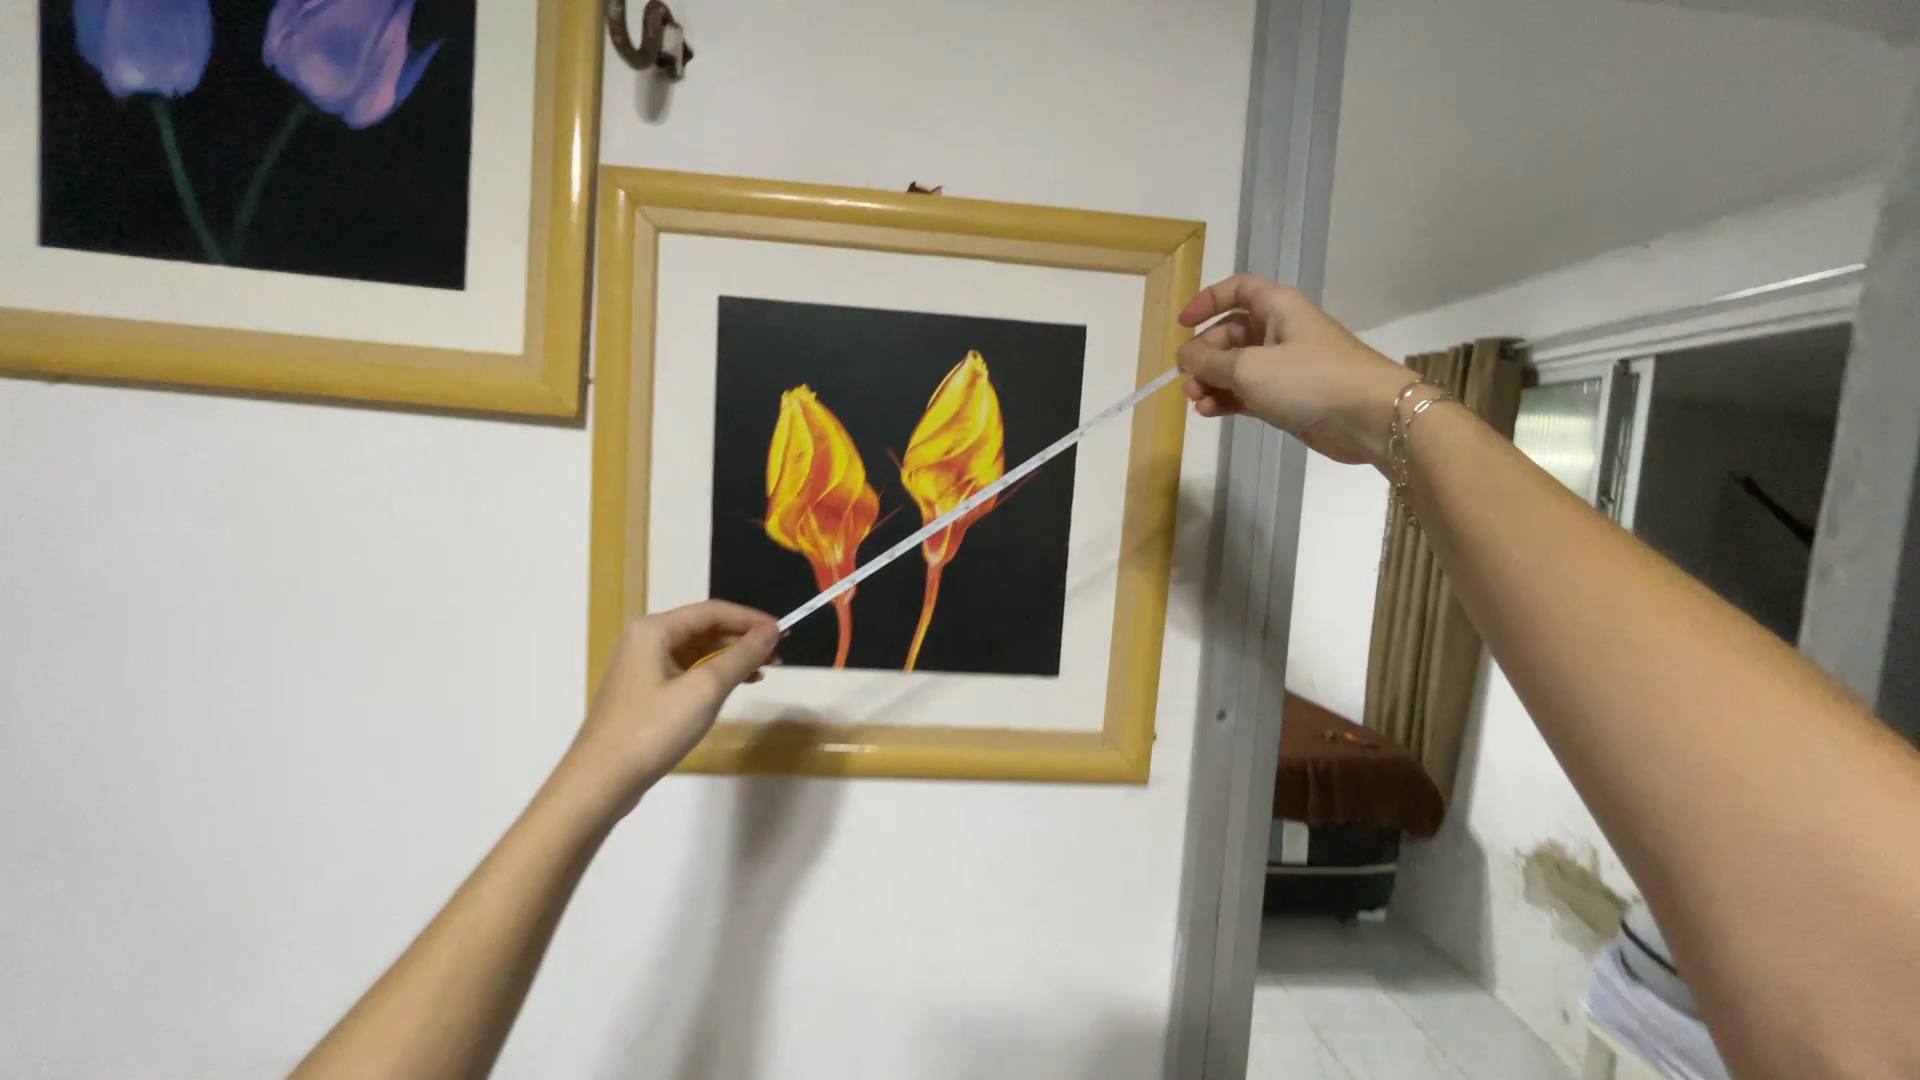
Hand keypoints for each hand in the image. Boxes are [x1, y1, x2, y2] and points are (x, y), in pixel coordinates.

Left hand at [558, 601, 779, 817]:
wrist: (600, 782)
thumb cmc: (653, 730)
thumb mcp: (705, 690)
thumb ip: (741, 656)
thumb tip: (772, 631)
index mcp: (655, 630)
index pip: (714, 611)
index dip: (752, 619)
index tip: (785, 632)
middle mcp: (647, 640)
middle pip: (705, 628)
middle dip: (743, 639)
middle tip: (779, 655)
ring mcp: (644, 667)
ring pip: (699, 651)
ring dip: (732, 658)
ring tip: (763, 672)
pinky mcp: (646, 692)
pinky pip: (689, 671)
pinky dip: (715, 675)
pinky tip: (735, 687)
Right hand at [1176, 273, 1415, 467]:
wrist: (1369, 417)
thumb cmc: (1310, 379)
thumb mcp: (1250, 367)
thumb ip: (1211, 362)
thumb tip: (1186, 357)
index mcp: (1278, 308)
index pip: (1238, 289)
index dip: (1208, 300)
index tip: (1182, 324)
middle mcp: (1280, 331)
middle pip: (1230, 334)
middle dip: (1204, 355)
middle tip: (1186, 379)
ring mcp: (1283, 366)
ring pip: (1235, 367)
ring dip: (1211, 382)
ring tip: (1196, 401)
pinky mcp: (1286, 397)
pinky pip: (1246, 393)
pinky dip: (1226, 400)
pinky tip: (1209, 412)